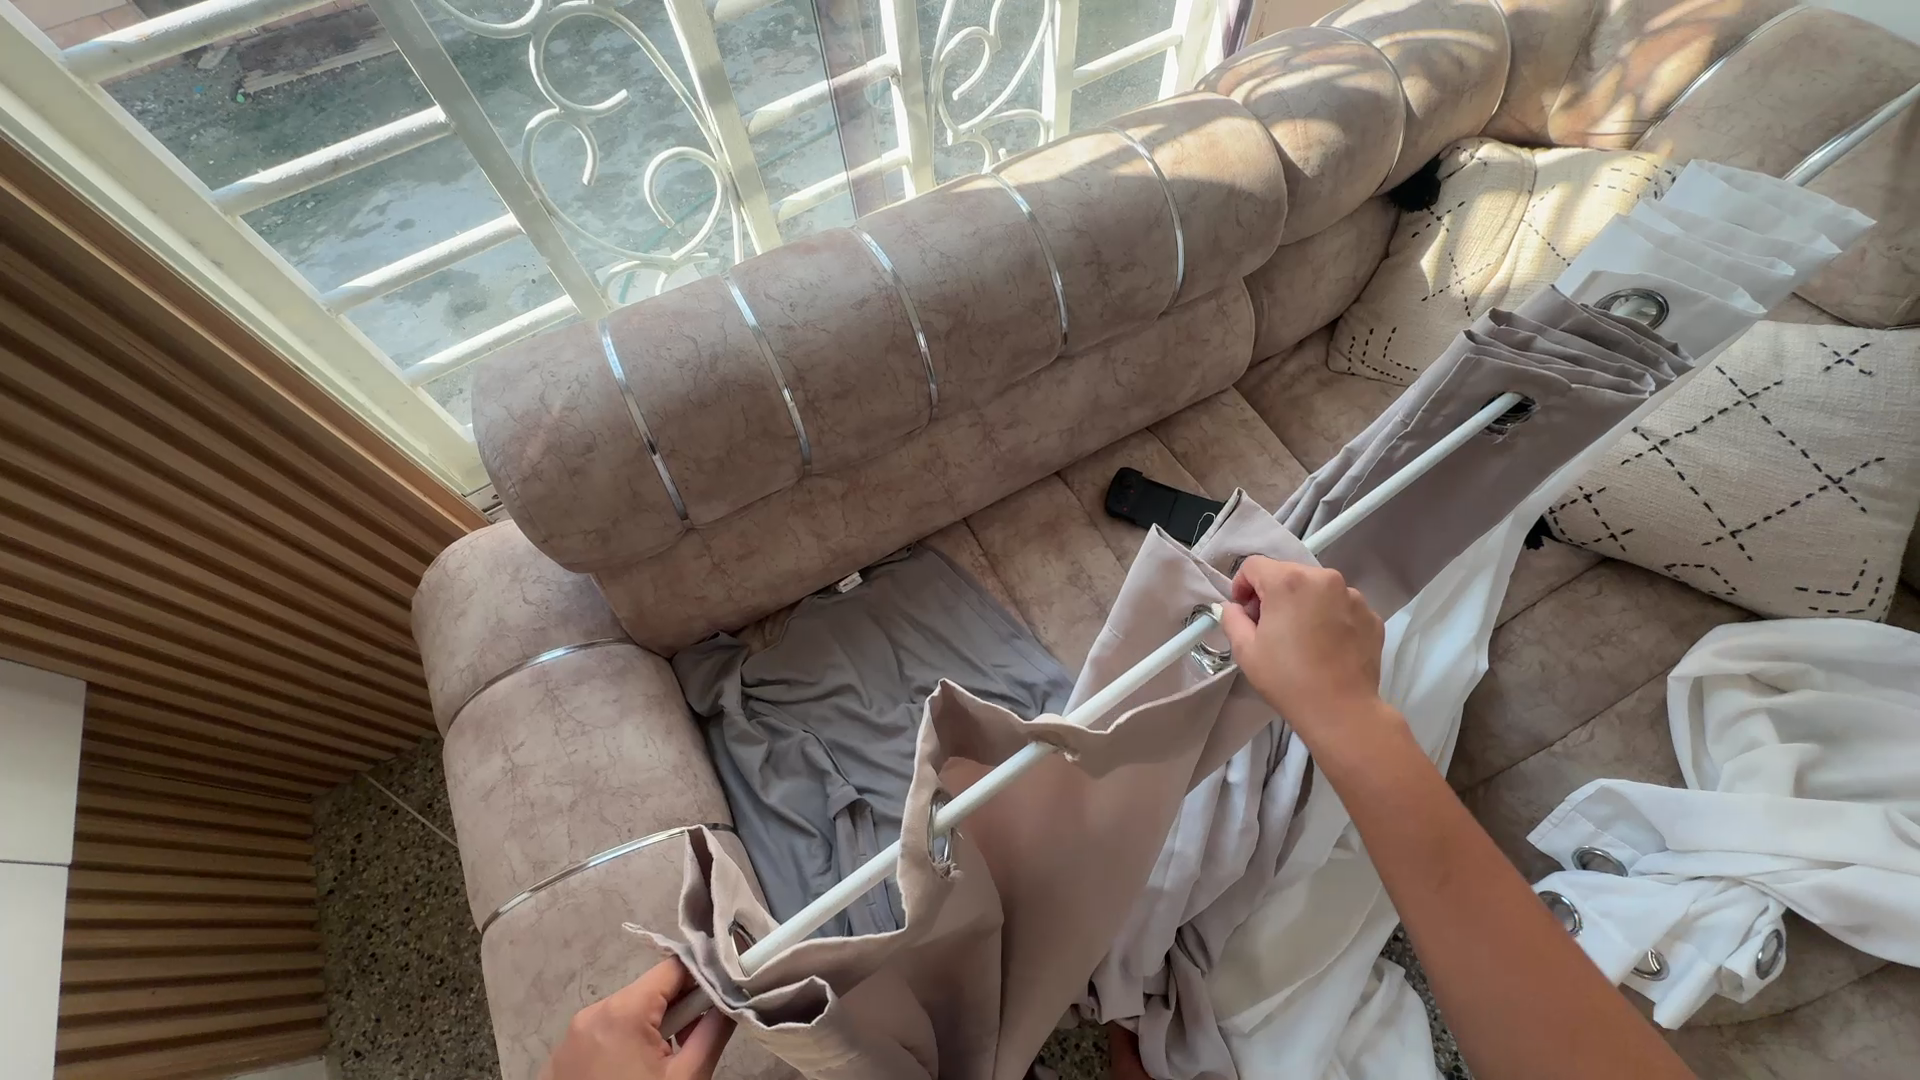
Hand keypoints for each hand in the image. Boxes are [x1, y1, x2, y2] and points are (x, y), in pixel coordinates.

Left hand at [539, 958, 733, 1079]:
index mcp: (622, 1011)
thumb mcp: (688, 1076)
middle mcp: (590, 1014)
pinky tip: (629, 1076)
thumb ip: (714, 1027)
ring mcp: (568, 1040)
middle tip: (690, 1042)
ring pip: (626, 1013)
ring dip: (650, 1028)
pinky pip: (600, 1036)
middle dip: (676, 1010)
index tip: (715, 1003)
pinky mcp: (556, 1063)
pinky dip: (621, 1045)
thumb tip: (731, 995)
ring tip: (659, 1066)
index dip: (701, 978)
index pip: (674, 967)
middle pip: (649, 991)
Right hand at [1219, 556, 1391, 745]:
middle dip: (1273, 594)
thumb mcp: (1245, 649)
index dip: (1242, 586)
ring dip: (1303, 603)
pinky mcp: (1371, 614)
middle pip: (1287, 573)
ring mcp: (1352, 596)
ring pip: (1316, 588)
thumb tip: (1235, 608)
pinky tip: (1325, 644)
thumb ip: (1232, 618)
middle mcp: (1323, 579)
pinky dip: (1329, 616)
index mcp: (1288, 582)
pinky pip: (1340, 605)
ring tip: (1301, 637)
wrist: (1341, 710)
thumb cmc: (1287, 678)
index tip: (1244, 612)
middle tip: (1269, 626)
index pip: (1254, 566)